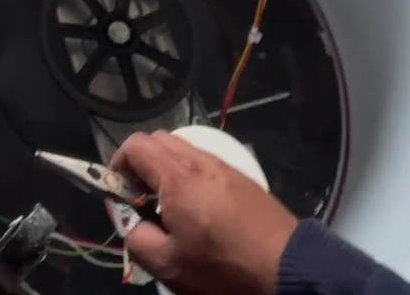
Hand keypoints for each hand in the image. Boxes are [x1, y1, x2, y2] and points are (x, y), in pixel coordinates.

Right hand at [111, 130, 298, 294]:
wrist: (290, 269)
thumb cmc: (225, 267)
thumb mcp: (172, 267)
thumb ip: (139, 241)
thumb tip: (134, 225)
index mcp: (176, 176)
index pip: (135, 146)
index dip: (118, 164)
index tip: (120, 193)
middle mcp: (197, 160)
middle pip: (156, 141)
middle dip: (140, 163)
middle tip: (141, 198)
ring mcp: (222, 165)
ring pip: (181, 149)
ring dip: (165, 168)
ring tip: (170, 205)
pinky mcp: (240, 177)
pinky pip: (203, 162)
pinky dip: (189, 174)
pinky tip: (199, 208)